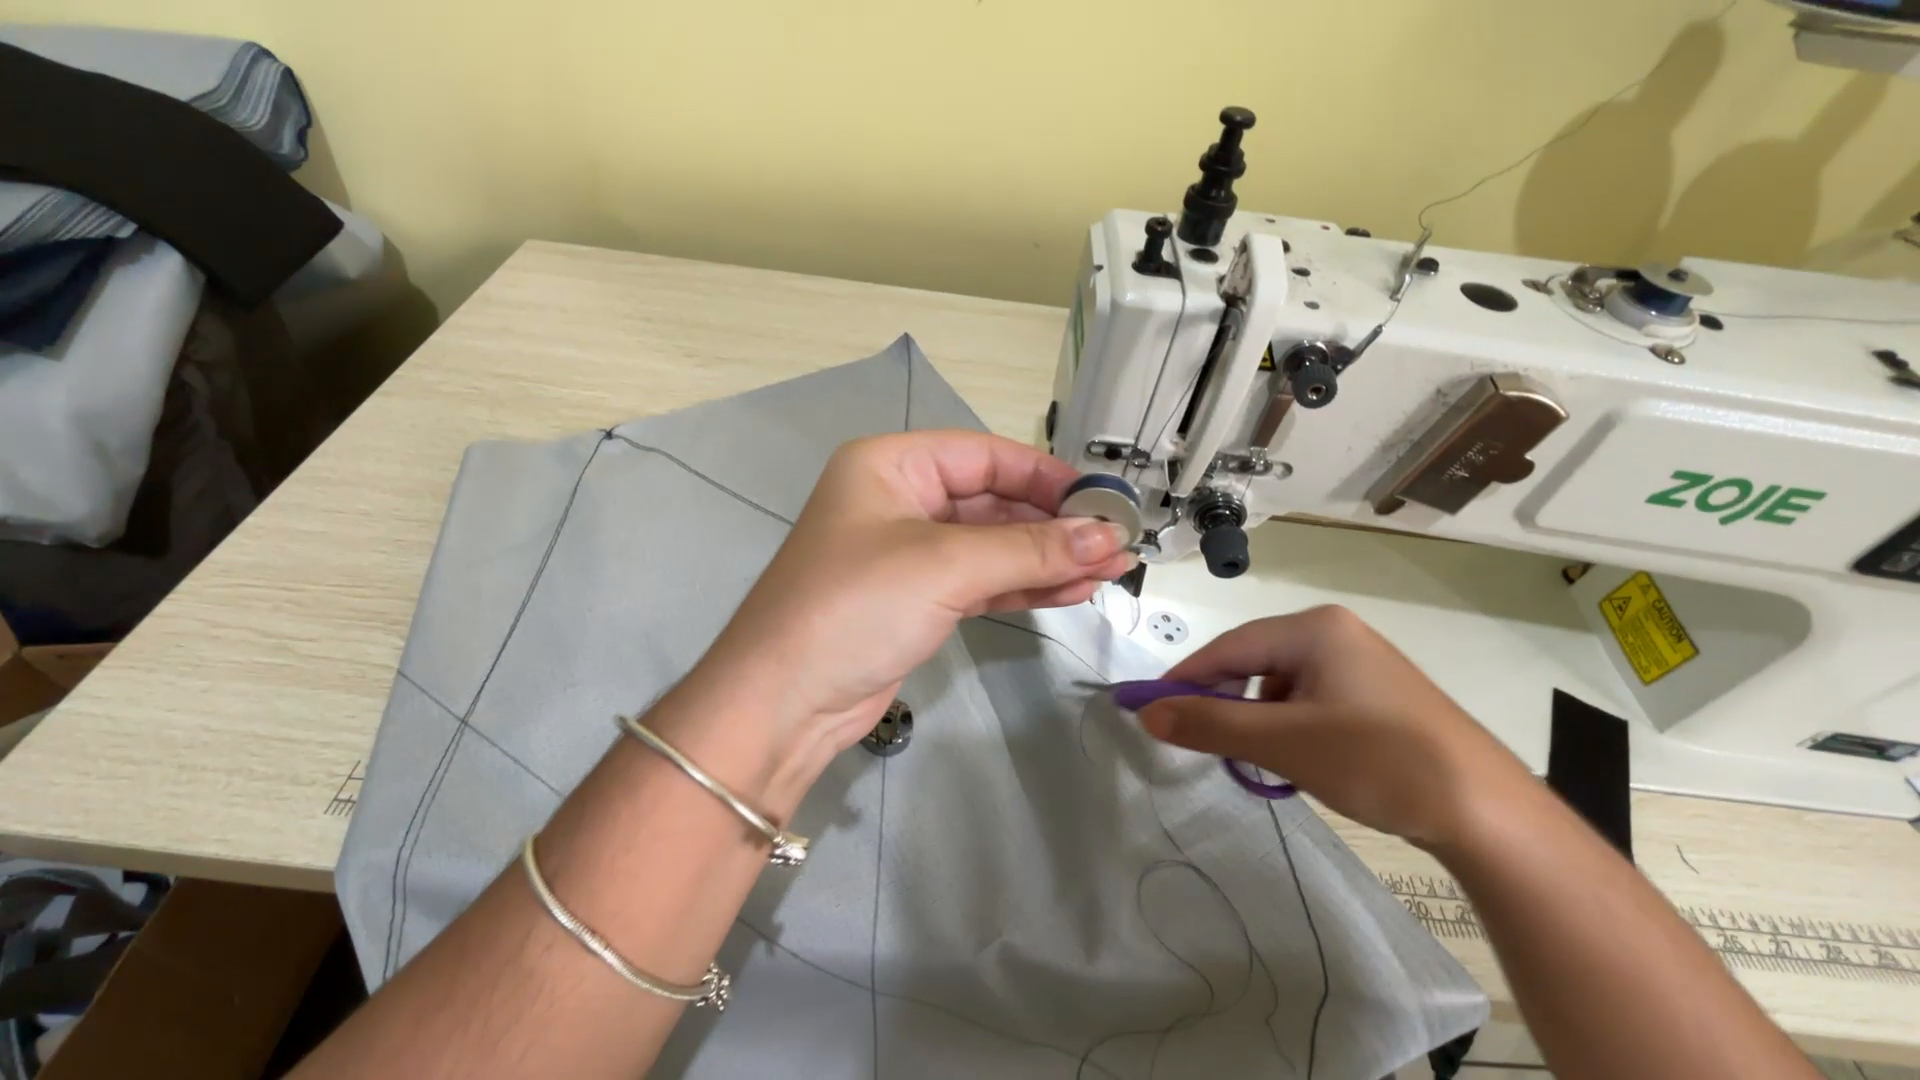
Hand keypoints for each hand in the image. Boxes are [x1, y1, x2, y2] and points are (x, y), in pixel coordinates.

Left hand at [662, 431, 1132, 807]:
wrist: (785, 703)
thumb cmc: (856, 607)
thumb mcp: (945, 565)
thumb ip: (1030, 549)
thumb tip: (1109, 536)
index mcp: (891, 465)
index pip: (984, 455)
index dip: (1045, 475)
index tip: (1103, 500)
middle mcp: (899, 501)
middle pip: (993, 501)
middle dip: (1054, 525)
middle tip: (1118, 544)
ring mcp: (909, 555)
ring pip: (993, 546)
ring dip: (1049, 559)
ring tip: (1111, 572)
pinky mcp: (919, 602)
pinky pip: (983, 582)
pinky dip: (1025, 586)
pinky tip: (1073, 591)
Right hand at [1137, 605, 1531, 849]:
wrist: (1486, 810)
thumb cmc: (1378, 761)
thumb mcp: (1283, 743)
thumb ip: (1210, 724)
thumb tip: (1146, 712)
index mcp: (1314, 628)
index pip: (1228, 647)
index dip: (1184, 679)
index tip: (1148, 710)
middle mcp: (1336, 633)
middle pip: (1254, 663)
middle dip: (1224, 703)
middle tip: (1200, 741)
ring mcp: (1360, 663)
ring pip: (1281, 686)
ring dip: (1258, 721)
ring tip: (1259, 761)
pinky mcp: (1376, 696)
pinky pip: (1310, 701)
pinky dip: (1289, 728)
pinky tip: (1298, 762)